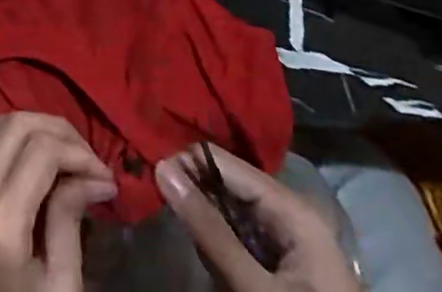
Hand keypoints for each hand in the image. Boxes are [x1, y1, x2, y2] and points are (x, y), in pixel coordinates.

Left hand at [0, 113, 117, 291]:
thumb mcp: (58, 286)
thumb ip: (69, 221)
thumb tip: (96, 176)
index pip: (41, 150)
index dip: (79, 153)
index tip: (106, 176)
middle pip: (18, 124)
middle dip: (61, 132)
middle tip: (91, 161)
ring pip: (0, 124)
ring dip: (40, 128)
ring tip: (72, 156)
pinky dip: (20, 137)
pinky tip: (45, 158)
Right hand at [155, 146, 361, 291]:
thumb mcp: (254, 288)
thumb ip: (209, 230)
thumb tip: (163, 171)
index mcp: (291, 207)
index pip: (226, 162)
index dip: (187, 164)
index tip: (150, 179)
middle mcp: (291, 210)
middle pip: (229, 184)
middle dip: (196, 198)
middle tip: (166, 219)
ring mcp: (290, 236)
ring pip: (232, 212)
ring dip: (208, 229)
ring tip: (207, 263)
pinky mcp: (285, 261)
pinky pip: (244, 237)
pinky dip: (224, 248)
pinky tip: (219, 272)